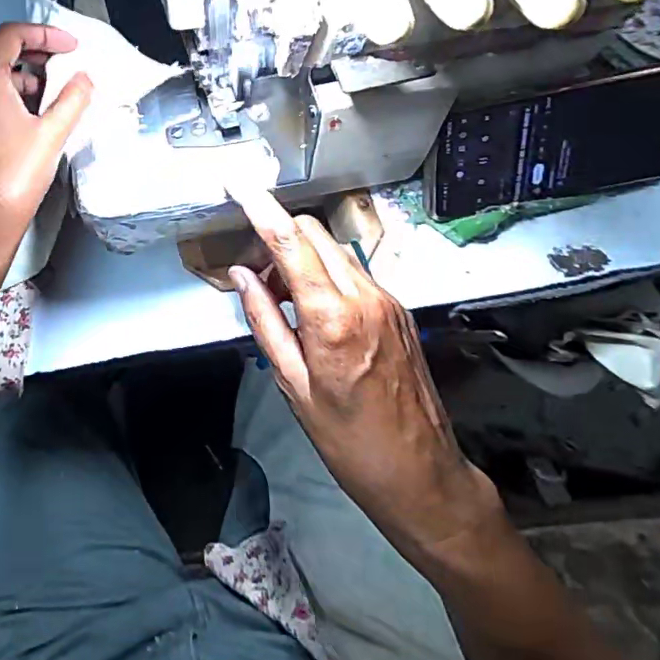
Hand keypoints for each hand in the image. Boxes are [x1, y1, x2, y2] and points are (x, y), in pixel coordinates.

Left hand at [0, 23, 91, 279]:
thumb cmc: (13, 180)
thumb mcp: (52, 136)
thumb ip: (72, 99)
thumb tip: (84, 79)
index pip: (10, 35)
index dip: (43, 33)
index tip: (70, 46)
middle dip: (23, 45)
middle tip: (53, 59)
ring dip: (12, 68)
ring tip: (45, 89)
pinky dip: (0, 88)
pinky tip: (25, 113)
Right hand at [226, 186, 500, 553]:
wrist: (421, 473)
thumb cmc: (350, 440)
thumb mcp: (293, 384)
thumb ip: (265, 320)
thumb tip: (243, 277)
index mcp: (333, 318)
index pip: (291, 243)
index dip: (260, 209)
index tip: (238, 185)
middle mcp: (365, 298)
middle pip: (314, 234)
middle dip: (278, 238)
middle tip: (255, 275)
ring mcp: (387, 301)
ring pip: (332, 250)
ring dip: (300, 258)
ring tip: (281, 301)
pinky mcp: (397, 310)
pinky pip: (350, 273)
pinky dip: (322, 276)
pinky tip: (310, 312)